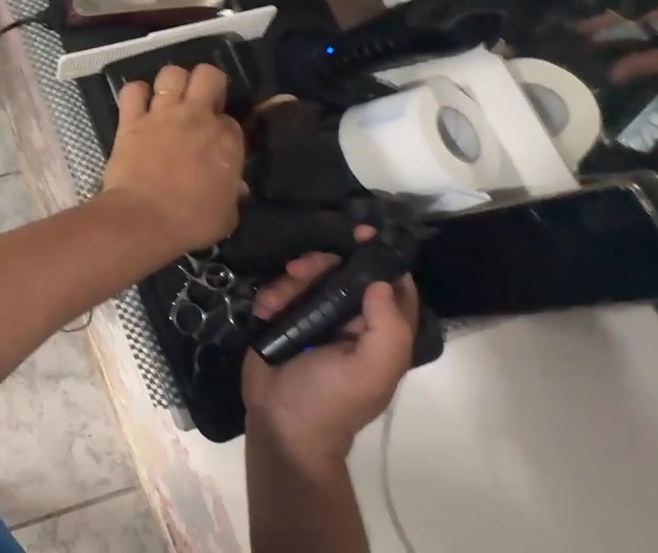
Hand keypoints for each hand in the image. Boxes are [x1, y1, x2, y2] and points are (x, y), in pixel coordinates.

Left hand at [104, 64, 245, 250]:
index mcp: (227, 140)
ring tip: (171, 99)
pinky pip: (132, 90)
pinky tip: (139, 105)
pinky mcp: (130, 120)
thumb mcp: (228, 214)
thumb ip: (232, 193)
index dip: (225, 127)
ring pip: (171, 73)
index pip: (232, 118)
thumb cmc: (191, 221)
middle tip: (202, 103)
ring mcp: (162, 115)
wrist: (144, 218)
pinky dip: (136, 93)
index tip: (217, 140)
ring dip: (173, 82)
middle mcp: (196, 118)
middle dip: (208, 83)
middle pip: (208, 75)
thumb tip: (236, 187)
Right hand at [242, 231, 417, 464]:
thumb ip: (387, 328)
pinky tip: (265, 309)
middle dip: (322, 264)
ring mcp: (317, 318)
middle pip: (345, 272)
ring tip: (274, 302)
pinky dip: (272, 293)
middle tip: (300, 267)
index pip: (393, 285)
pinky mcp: (285, 317)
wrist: (280, 422)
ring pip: (310, 276)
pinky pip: (281, 288)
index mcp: (383, 332)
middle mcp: (352, 320)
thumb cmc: (331, 399)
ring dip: (290, 281)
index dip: (382, 259)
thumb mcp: (371, 370)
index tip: (360, 235)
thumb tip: (380, 280)